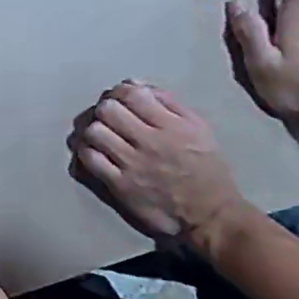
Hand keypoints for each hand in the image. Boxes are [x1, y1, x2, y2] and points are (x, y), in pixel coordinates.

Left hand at [70, 80, 252, 247]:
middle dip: (106, 109)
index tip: (121, 98)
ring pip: (94, 132)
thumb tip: (134, 84)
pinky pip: (89, 158)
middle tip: (110, 117)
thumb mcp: (199, 130)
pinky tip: (97, 151)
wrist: (211, 215)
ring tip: (103, 135)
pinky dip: (87, 150)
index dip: (121, 91)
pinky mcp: (120, 185)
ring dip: (94, 130)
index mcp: (174, 127)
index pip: (133, 94)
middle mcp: (152, 143)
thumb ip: (168, 103)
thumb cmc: (206, 169)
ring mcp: (133, 164)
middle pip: (107, 110)